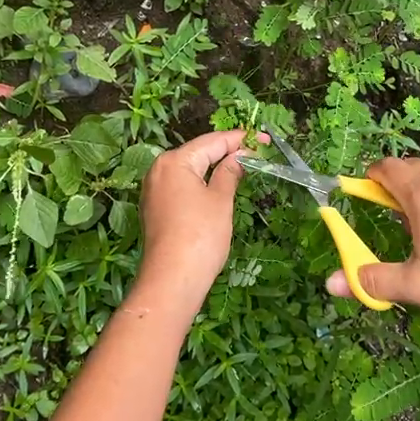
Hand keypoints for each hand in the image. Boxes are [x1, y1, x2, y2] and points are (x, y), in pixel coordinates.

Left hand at [135, 129, 263, 307]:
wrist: (171, 282)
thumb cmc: (200, 237)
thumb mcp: (220, 200)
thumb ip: (230, 172)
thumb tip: (240, 156)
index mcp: (174, 161)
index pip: (212, 142)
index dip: (240, 139)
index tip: (265, 138)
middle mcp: (159, 170)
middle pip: (198, 153)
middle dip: (227, 152)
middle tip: (257, 152)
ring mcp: (154, 190)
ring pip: (190, 170)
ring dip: (214, 167)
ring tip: (243, 166)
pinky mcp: (155, 208)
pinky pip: (182, 186)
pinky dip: (201, 183)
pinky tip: (218, 186)